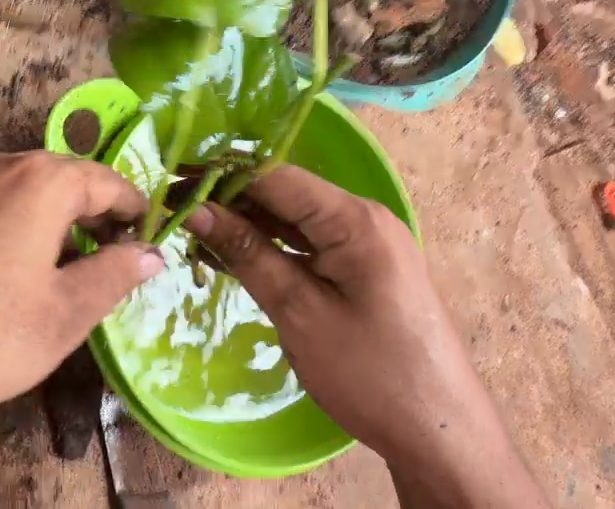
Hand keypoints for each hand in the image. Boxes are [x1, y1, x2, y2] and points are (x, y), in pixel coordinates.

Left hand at [0, 151, 165, 425]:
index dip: (132, 207)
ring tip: (69, 264)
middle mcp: (0, 165)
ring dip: (54, 215)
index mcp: (41, 181)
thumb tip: (151, 253)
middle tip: (115, 254)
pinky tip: (16, 265)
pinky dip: (17, 220)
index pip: (104, 180)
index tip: (149, 238)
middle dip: (94, 210)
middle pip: (63, 176)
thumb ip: (113, 275)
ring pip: (25, 187)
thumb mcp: (65, 312)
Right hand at [187, 166, 540, 505]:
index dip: (218, 175)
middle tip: (172, 210)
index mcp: (354, 219)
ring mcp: (364, 240)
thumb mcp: (298, 312)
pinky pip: (304, 239)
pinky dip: (266, 244)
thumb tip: (195, 209)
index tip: (170, 182)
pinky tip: (228, 253)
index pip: (273, 175)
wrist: (444, 439)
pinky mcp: (361, 264)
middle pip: (280, 191)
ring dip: (242, 222)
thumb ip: (246, 252)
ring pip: (288, 215)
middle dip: (226, 198)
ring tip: (189, 231)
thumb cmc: (373, 375)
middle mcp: (361, 216)